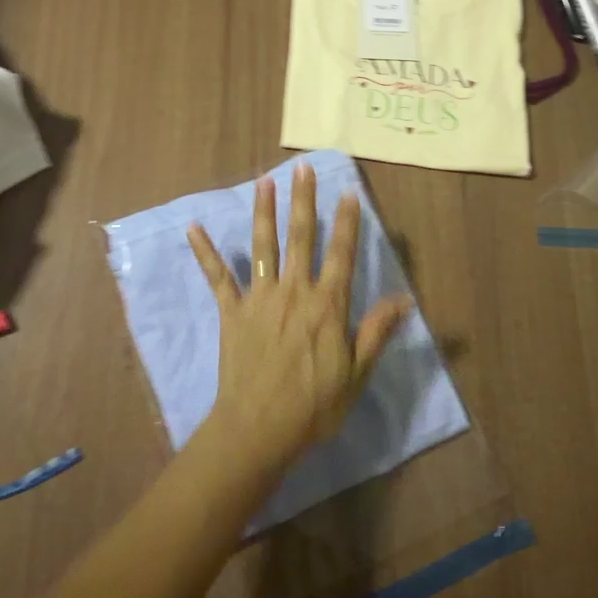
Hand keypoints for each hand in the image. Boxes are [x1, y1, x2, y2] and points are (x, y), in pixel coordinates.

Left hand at [186, 162, 412, 474]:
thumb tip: (404, 299)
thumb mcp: (357, 373)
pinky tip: (193, 227)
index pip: (341, 254)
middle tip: (302, 168)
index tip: (348, 192)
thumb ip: (377, 332)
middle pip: (301, 237)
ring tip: (262, 180)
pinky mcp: (232, 312)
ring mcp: (260, 298)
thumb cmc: (314, 406)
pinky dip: (205, 252)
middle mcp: (294, 291)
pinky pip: (218, 277)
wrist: (260, 428)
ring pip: (263, 245)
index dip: (346, 222)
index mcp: (328, 305)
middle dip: (303, 200)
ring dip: (263, 211)